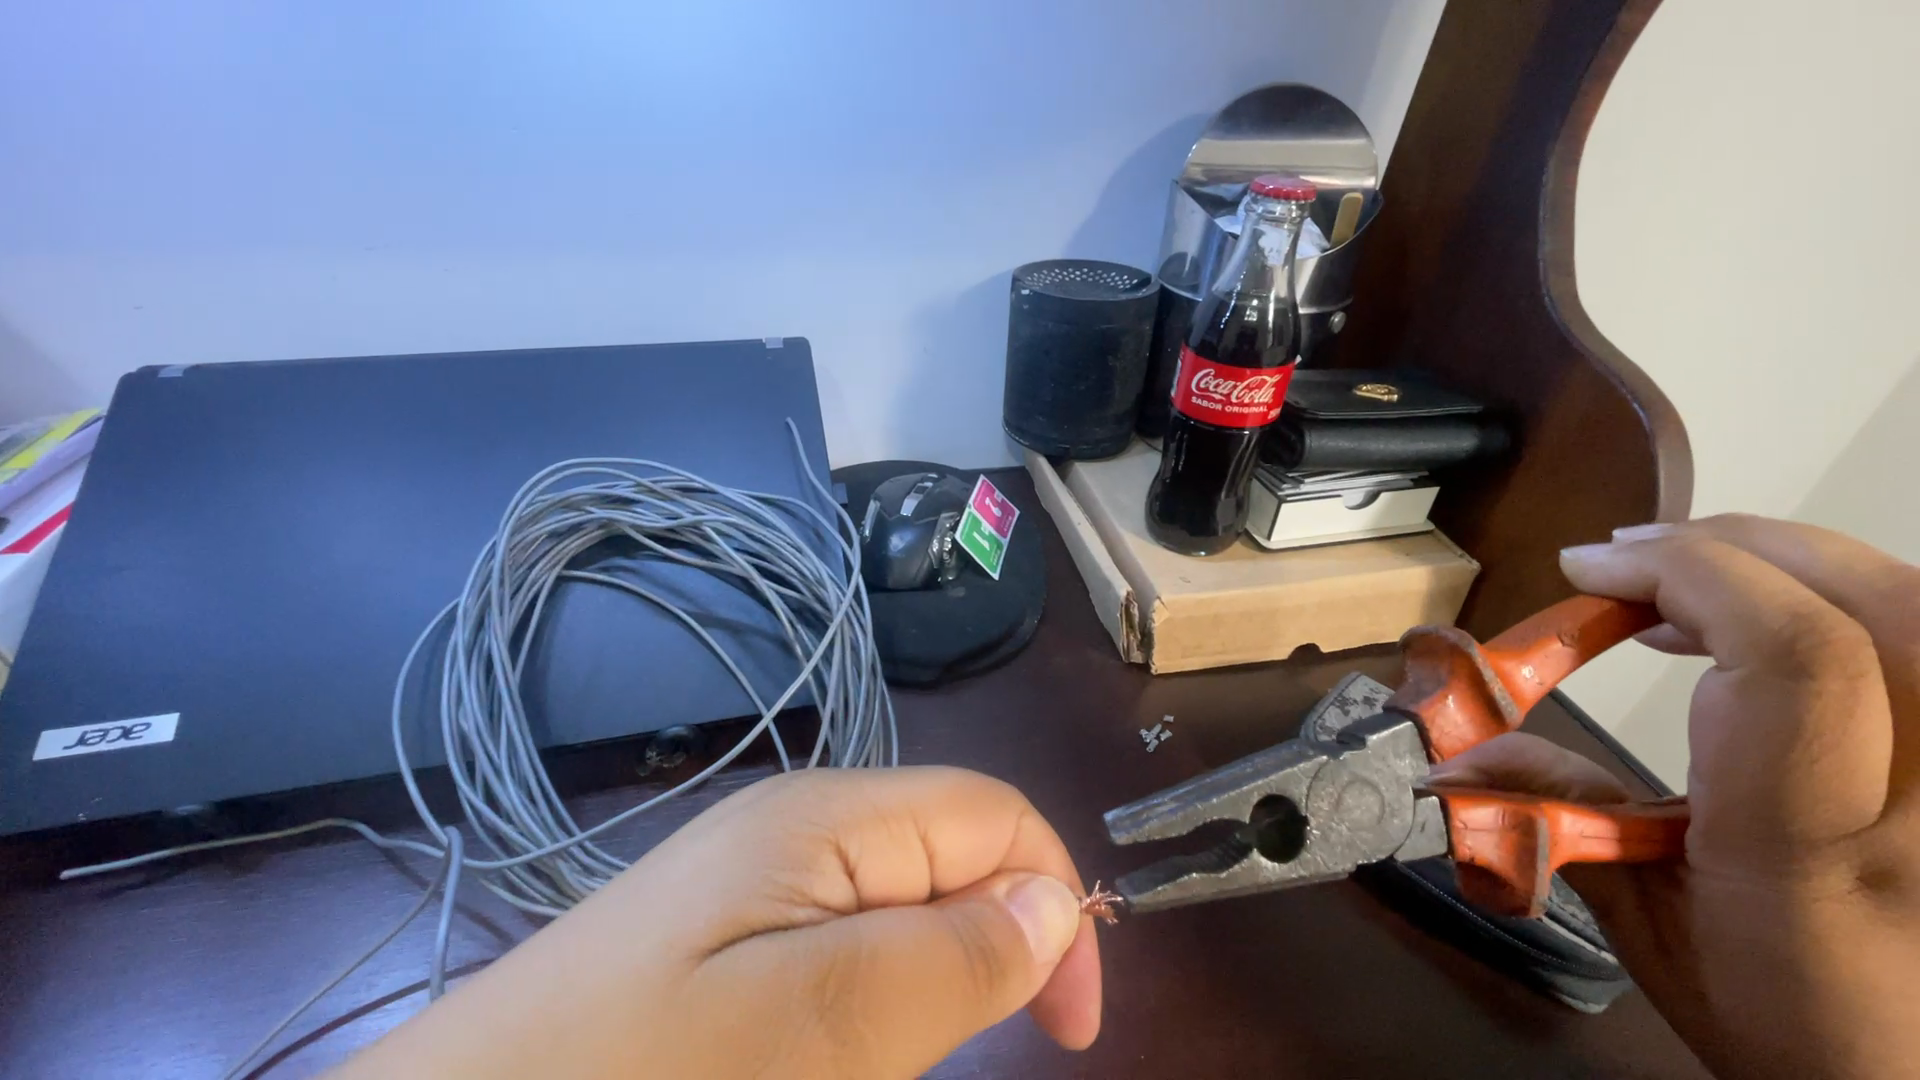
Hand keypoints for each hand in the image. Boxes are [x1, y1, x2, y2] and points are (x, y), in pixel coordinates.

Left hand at [333, 767, 1101, 1078]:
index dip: (1052, 897)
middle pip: (947, 853)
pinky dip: (870, 994)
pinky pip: (839, 939)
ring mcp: (755, 875)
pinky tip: (832, 1052)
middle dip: (988, 944)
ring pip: (898, 901)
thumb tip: (1054, 904)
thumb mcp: (816, 1029)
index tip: (1071, 1026)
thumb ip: (948, 958)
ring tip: (886, 1062)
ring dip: (928, 977)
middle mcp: (798, 825)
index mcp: (827, 819)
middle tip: (953, 1056)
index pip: (991, 814)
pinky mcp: (724, 928)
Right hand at [1427, 515, 1919, 1079]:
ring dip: (1785, 558)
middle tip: (1623, 556)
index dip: (1686, 577)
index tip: (1585, 571)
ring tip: (1683, 571)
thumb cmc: (1783, 1017)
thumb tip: (1457, 752)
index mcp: (1811, 846)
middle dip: (1728, 547)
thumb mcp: (1645, 925)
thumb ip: (1554, 817)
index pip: (1792, 660)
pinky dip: (1833, 590)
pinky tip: (1759, 613)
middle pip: (1872, 603)